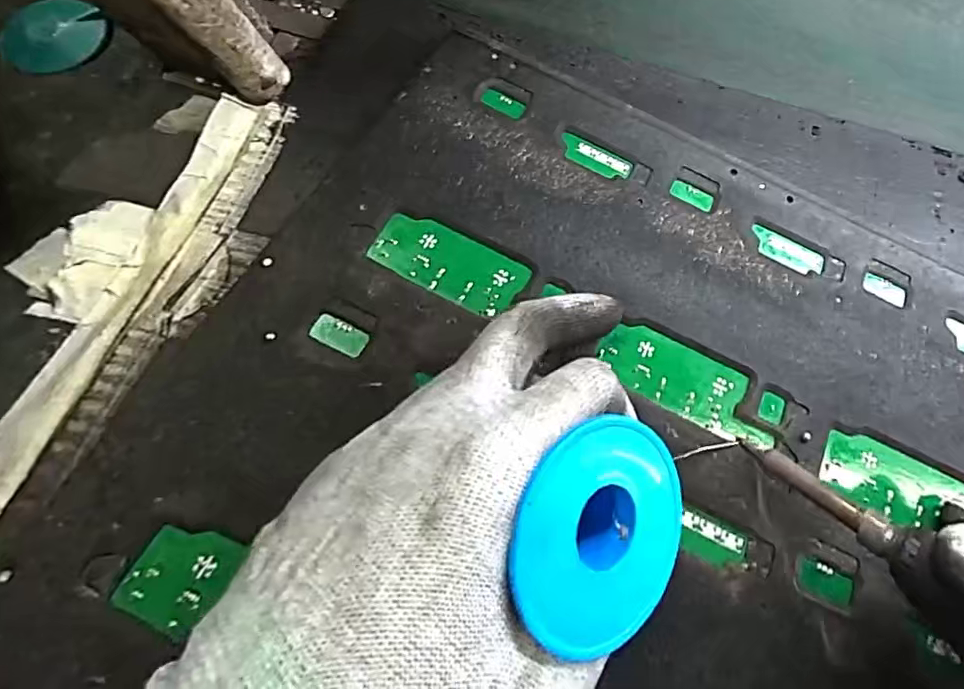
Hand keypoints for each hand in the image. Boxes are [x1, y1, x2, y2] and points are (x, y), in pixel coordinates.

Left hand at [149, 294, 629, 688]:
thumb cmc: (390, 688)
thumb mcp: (526, 677)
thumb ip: (591, 612)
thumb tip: (613, 562)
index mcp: (486, 464)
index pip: (581, 383)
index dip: (618, 405)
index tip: (620, 444)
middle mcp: (432, 427)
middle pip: (514, 331)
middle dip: (567, 314)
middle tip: (603, 313)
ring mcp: (380, 437)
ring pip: (464, 373)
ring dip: (513, 377)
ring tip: (538, 416)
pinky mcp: (342, 463)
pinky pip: (422, 417)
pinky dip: (463, 420)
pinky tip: (466, 479)